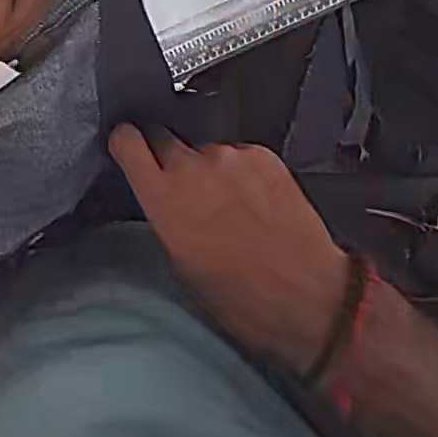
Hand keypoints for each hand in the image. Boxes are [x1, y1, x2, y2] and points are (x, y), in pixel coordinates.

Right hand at [109, 124, 349, 370]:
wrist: (312, 301)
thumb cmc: (244, 298)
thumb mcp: (180, 263)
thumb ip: (164, 214)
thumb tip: (162, 197)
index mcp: (164, 196)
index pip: (126, 139)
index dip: (125, 141)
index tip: (129, 145)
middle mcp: (191, 167)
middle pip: (163, 136)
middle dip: (168, 157)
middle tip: (186, 187)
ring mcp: (230, 156)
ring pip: (205, 149)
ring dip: (212, 169)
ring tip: (232, 205)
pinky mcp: (263, 155)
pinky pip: (240, 154)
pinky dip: (243, 171)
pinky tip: (256, 201)